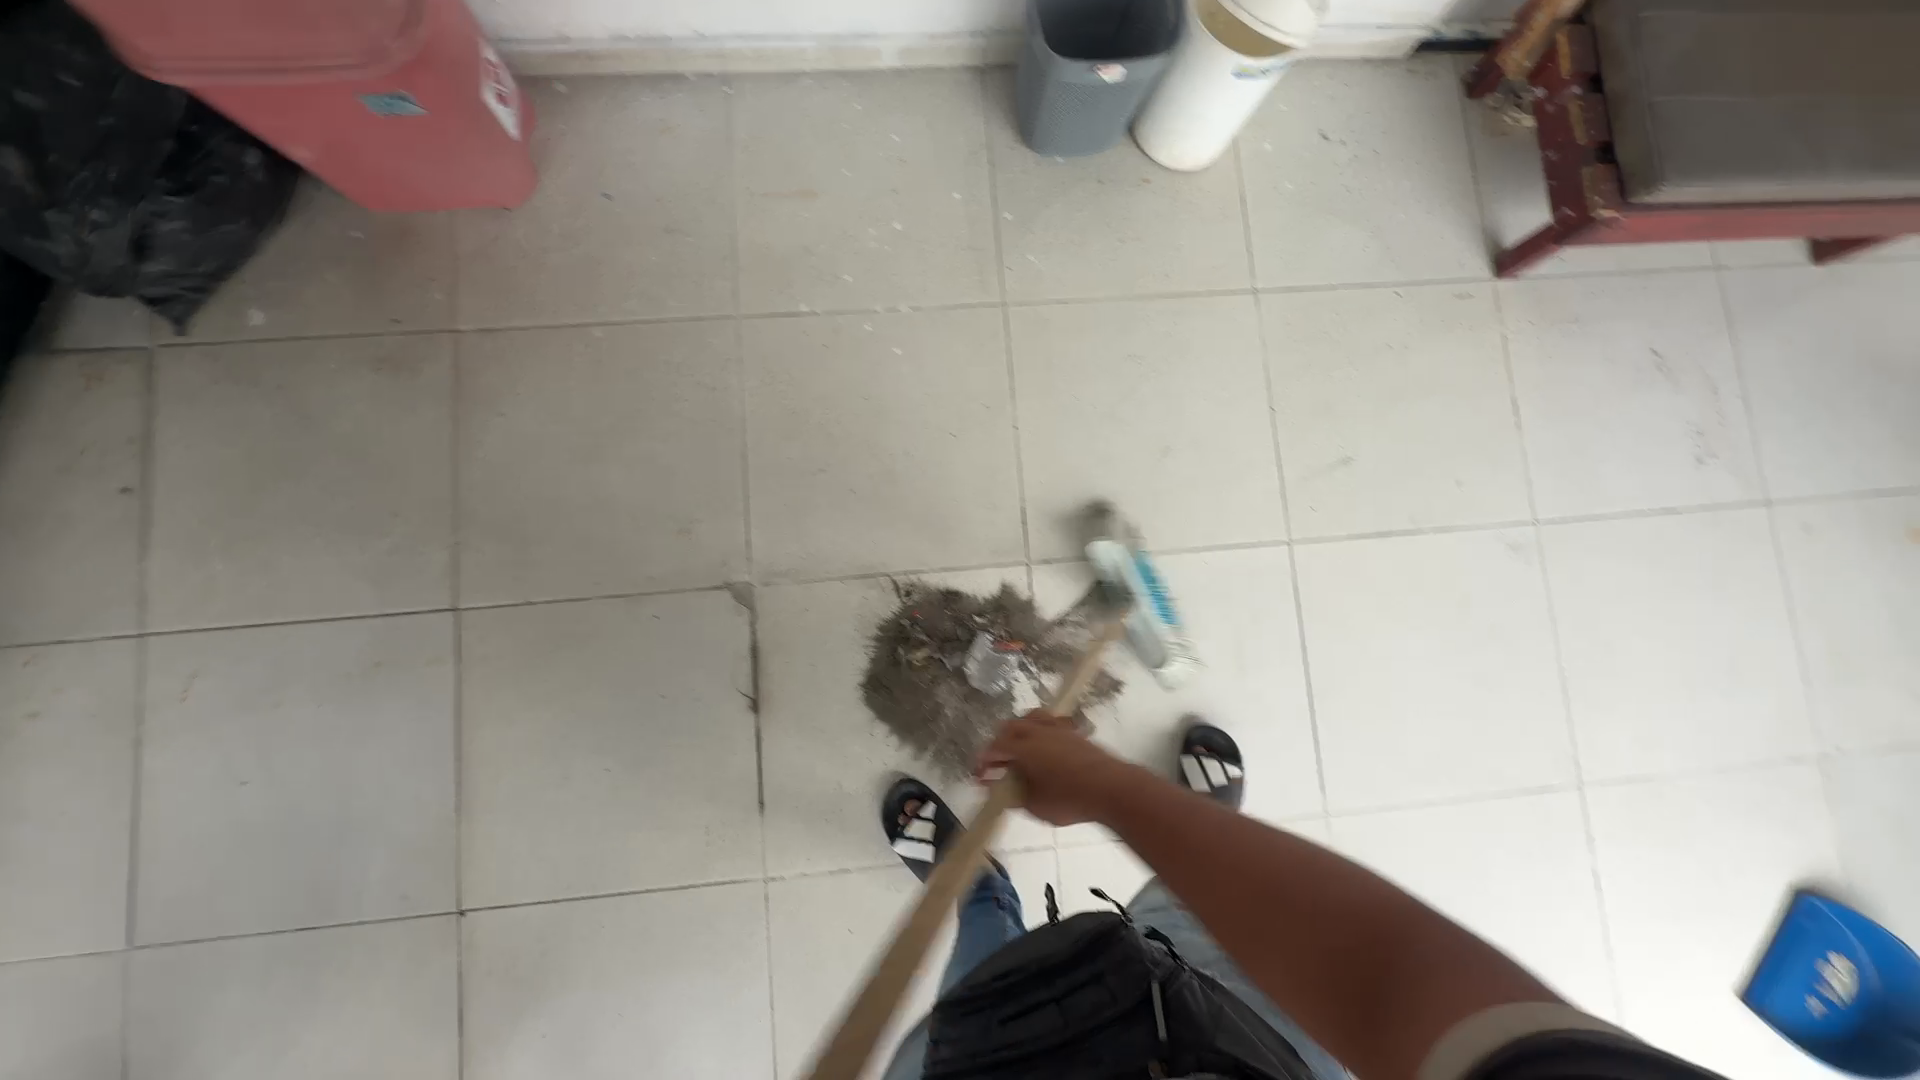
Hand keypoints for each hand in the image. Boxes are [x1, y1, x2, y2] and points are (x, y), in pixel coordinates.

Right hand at [976, 712, 1134, 825]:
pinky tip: (1044, 748)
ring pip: (1030, 718)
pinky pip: (1050, 723)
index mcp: (1024, 747)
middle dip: (998, 744)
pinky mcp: (1074, 733)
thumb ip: (1014, 796)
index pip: (994, 748)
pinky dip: (1039, 731)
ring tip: (1018, 749)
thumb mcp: (1035, 806)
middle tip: (996, 764)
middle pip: (1009, 727)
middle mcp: (1038, 732)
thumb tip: (1000, 790)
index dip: (983, 761)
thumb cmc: (1070, 800)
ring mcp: (1057, 729)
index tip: (978, 776)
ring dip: (1019, 731)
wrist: (1112, 789)